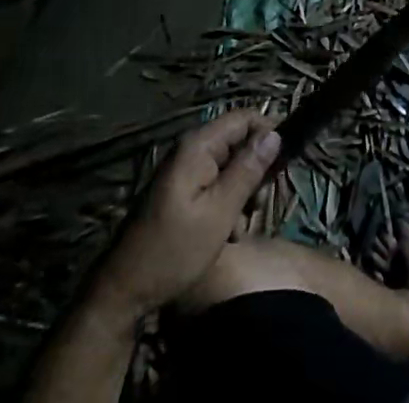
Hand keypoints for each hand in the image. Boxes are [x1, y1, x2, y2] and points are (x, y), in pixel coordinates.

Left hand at [90, 110, 278, 318]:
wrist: (124, 290)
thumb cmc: (174, 250)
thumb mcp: (220, 212)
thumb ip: (248, 170)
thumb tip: (275, 134)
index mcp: (198, 147)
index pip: (244, 118)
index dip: (269, 133)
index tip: (285, 163)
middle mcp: (190, 151)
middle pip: (239, 141)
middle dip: (256, 170)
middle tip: (259, 203)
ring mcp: (184, 171)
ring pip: (230, 166)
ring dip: (243, 192)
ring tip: (240, 225)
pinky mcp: (182, 191)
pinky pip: (216, 184)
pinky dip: (227, 203)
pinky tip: (226, 232)